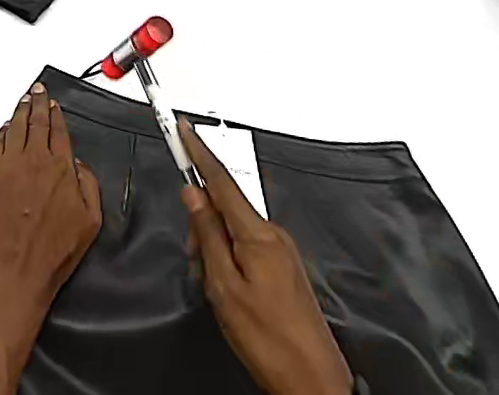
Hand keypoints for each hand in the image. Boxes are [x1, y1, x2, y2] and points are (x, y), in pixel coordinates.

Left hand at [0, 82, 102, 312]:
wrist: (17, 272)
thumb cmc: (52, 252)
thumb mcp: (90, 220)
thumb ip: (89, 185)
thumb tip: (79, 166)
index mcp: (61, 168)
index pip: (58, 130)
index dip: (56, 114)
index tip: (53, 104)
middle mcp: (35, 160)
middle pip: (36, 121)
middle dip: (37, 102)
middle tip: (37, 90)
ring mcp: (10, 166)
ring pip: (15, 127)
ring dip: (20, 110)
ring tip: (23, 100)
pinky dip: (2, 131)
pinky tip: (5, 127)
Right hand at [181, 119, 350, 394]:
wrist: (314, 382)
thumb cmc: (271, 341)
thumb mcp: (224, 288)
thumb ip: (207, 235)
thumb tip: (193, 195)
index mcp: (257, 234)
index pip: (220, 180)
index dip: (199, 152)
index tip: (185, 129)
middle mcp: (272, 234)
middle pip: (224, 206)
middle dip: (202, 224)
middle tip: (196, 261)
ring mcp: (281, 249)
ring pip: (234, 228)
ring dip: (215, 246)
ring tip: (215, 286)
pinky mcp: (283, 264)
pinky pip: (247, 244)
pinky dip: (230, 257)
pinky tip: (228, 287)